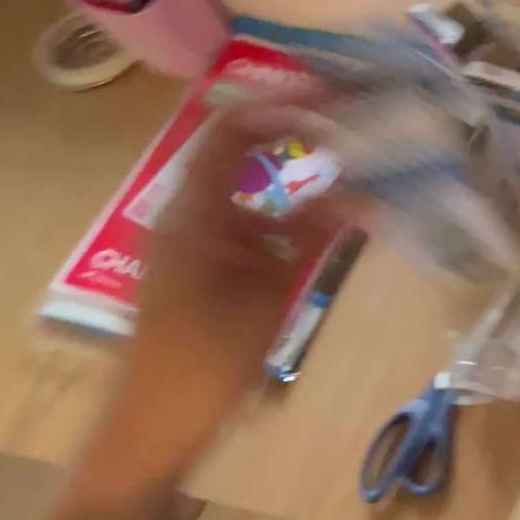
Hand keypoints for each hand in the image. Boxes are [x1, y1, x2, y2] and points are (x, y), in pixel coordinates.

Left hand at [90, 112, 342, 486]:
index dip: (280, 109)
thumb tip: (362, 191)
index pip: (233, 134)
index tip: (332, 99)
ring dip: (294, 178)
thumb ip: (312, 233)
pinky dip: (286, 215)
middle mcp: (186, 215)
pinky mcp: (202, 266)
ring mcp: (192, 241)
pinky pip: (248, 222)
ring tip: (349, 172)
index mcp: (193, 213)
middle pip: (240, 155)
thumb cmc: (210, 355)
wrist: (158, 419)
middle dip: (293, 138)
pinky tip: (325, 225)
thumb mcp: (271, 290)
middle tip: (349, 130)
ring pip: (248, 191)